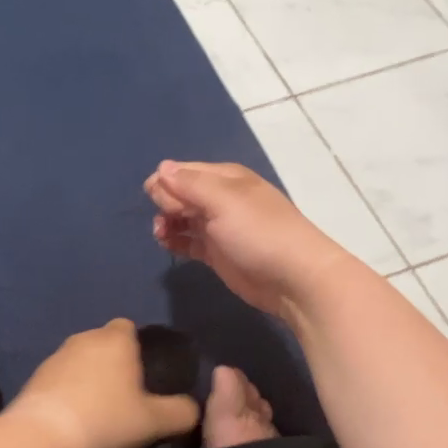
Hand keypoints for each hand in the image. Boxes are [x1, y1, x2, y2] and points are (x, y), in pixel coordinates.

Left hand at [9, 319, 200, 447]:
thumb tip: (192, 408)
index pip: (128, 327)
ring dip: (88, 376)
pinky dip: (67, 390)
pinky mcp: (35, 376)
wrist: (45, 436)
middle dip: (113, 362)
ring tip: (97, 408)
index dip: (137, 346)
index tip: (143, 373)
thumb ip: (181, 412)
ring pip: (79, 359)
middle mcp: (84, 338)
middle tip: (124, 395)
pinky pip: (59, 377)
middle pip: (103, 342)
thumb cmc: (107, 419)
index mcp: (115, 339)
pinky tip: (73, 415)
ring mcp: (56, 355)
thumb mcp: (155, 422)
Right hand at [145, 160, 351, 317]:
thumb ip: (189, 184)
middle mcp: (222, 199)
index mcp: (226, 179)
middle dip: (165, 202)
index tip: (153, 198)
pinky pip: (189, 241)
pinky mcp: (218, 253)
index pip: (184, 171)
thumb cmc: (258, 232)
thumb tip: (161, 169)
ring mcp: (220, 227)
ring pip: (183, 217)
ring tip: (162, 235)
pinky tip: (167, 244)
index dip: (166, 182)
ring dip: (167, 222)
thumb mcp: (223, 200)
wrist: (294, 278)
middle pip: (181, 193)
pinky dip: (176, 241)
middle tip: (164, 220)